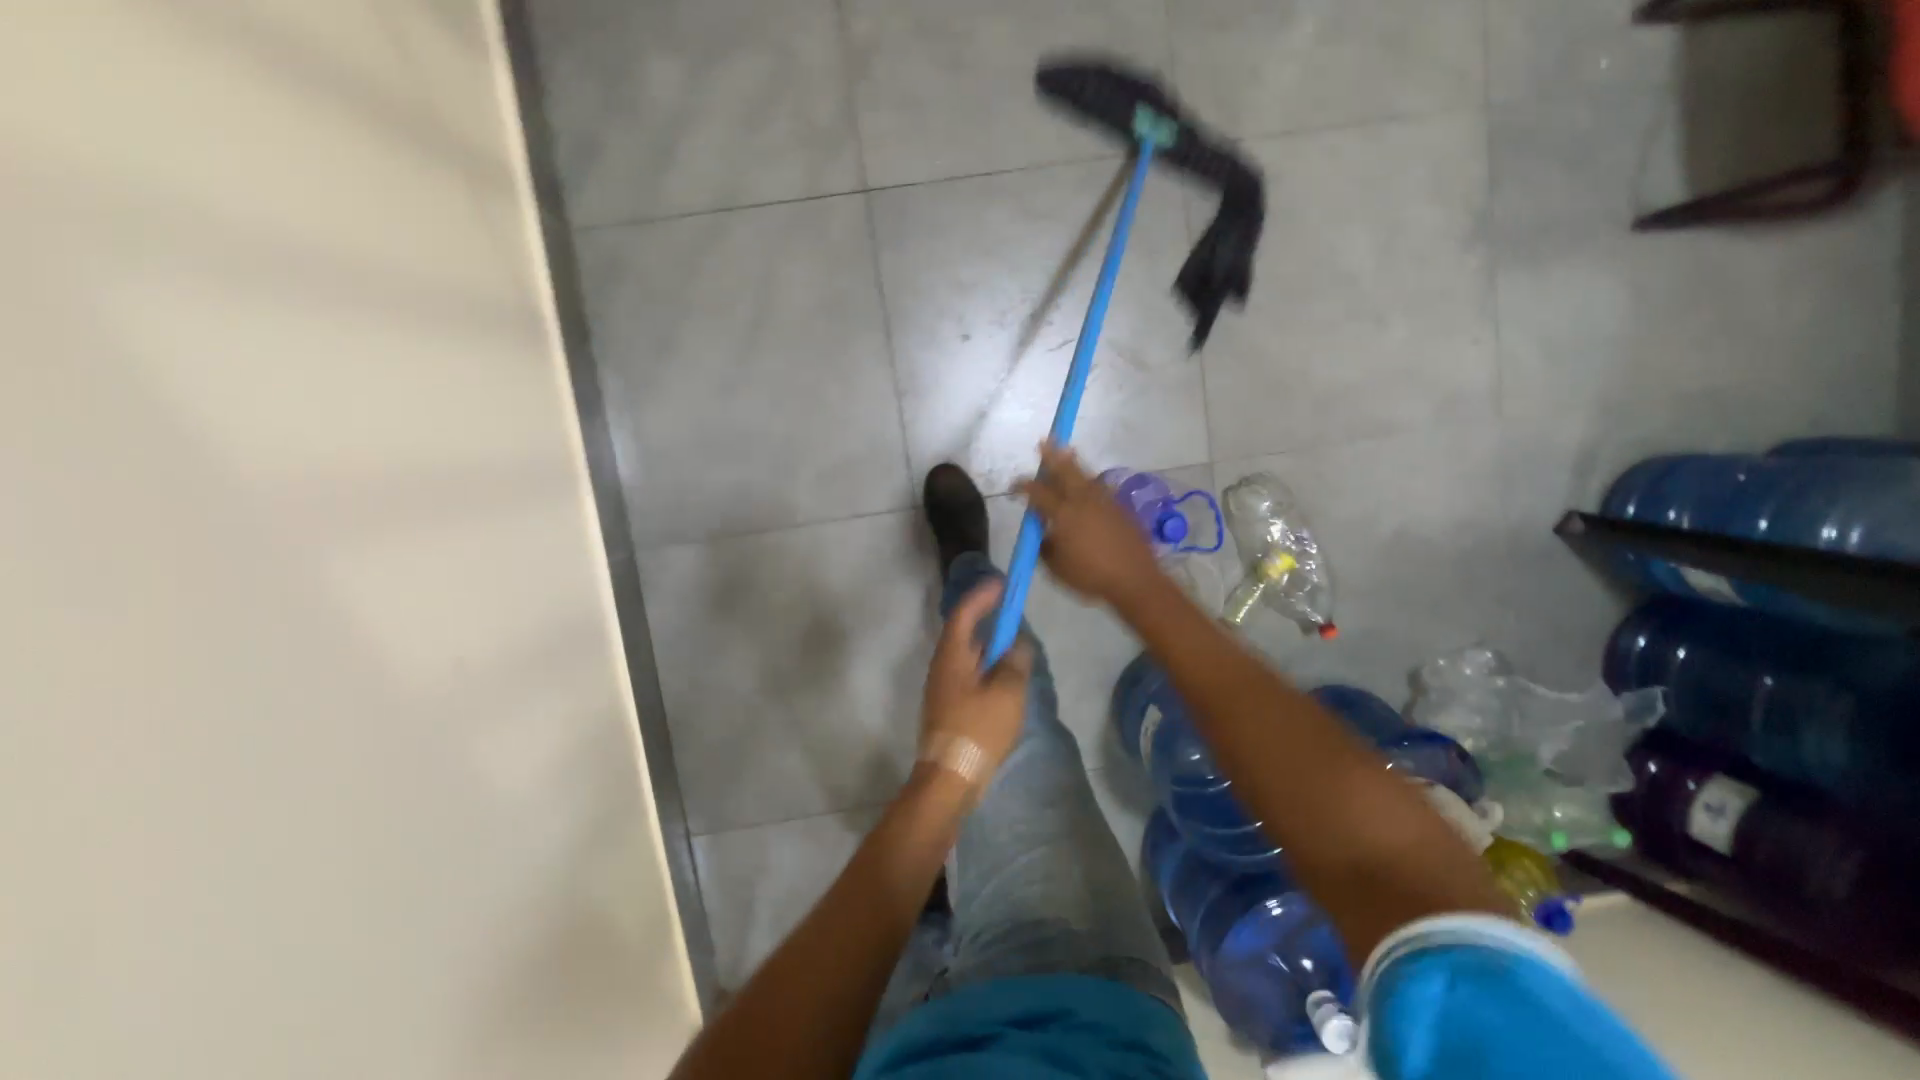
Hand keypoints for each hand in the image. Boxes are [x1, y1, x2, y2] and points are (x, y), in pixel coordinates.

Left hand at [918, 581, 1031, 797]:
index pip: (963, 615)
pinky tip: (1004, 684)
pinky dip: (986, 672)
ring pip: (967, 660)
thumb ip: (1014, 663)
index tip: (1001, 584)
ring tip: (1014, 650)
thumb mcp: (1006, 693)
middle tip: (1012, 616)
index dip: (981, 597)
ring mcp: (942, 692)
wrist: (950, 777)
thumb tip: (1017, 645)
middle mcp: (942, 669)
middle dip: (986, 622)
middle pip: (963, 635)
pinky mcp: (949, 711)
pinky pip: (969, 680)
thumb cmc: (978, 729)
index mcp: (951, 657)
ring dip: (988, 650)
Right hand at [1017, 443, 1162, 604]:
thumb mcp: (1056, 568)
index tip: (1013, 486)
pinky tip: (1089, 480)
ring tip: (1067, 450)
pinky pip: (1100, 486)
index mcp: (1064, 514)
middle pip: (1065, 471)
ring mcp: (1104, 501)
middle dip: (1051, 456)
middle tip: (1043, 442)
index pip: (1038, 493)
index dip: (1023, 486)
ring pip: (1085, 475)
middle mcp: (1083, 501)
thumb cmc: (1091, 577)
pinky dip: (1090, 480)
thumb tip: (1043, 533)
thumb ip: (1045, 546)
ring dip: (1073, 462)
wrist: (1135, 579)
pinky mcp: (1120, 508)